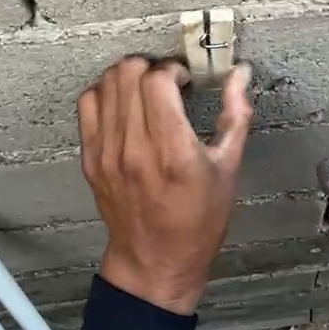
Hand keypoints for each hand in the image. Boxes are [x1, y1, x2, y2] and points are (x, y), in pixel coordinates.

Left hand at [77, 56, 253, 314]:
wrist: (156, 263)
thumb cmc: (198, 220)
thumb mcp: (228, 167)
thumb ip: (236, 114)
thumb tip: (240, 74)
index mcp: (173, 150)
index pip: (158, 80)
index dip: (174, 69)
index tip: (186, 80)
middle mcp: (135, 148)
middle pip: (128, 73)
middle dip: (151, 66)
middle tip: (166, 81)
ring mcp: (107, 153)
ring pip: (106, 83)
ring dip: (128, 76)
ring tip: (146, 90)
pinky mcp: (91, 159)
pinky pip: (88, 104)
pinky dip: (105, 92)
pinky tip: (124, 103)